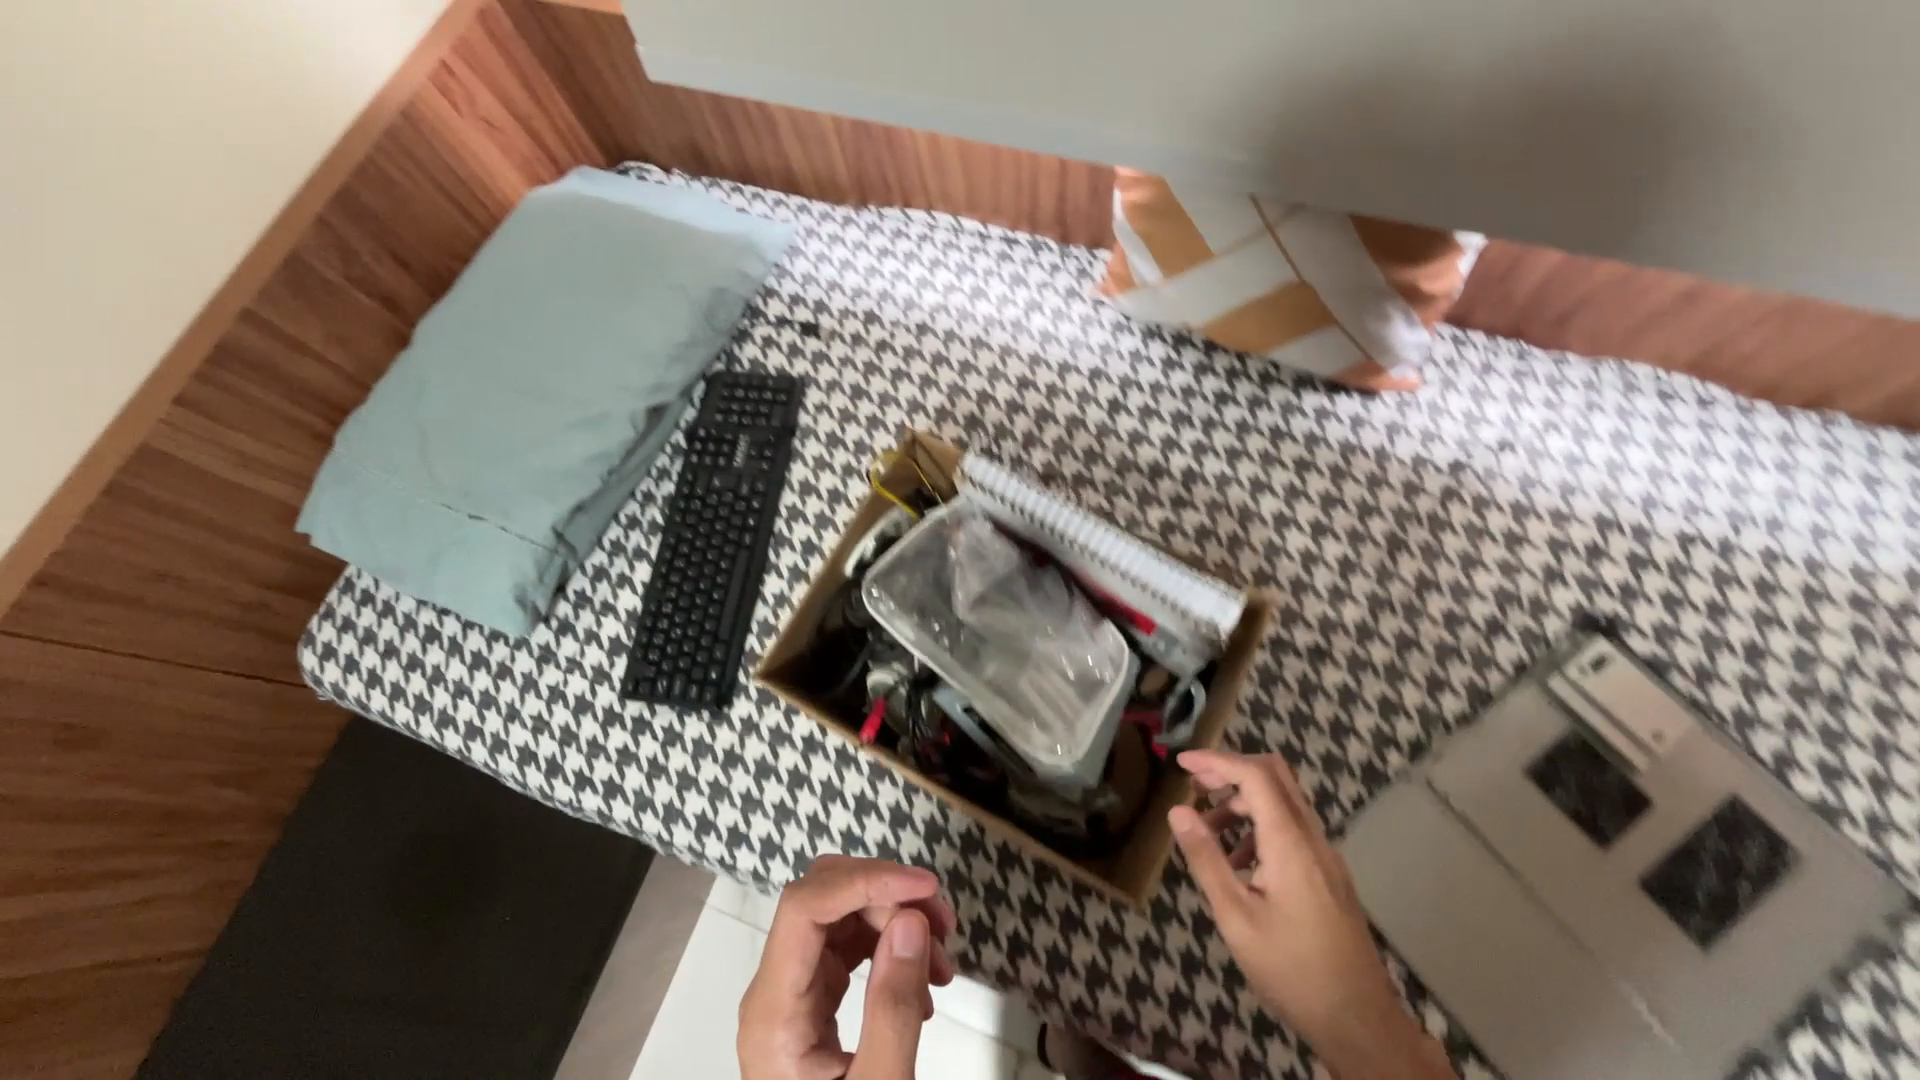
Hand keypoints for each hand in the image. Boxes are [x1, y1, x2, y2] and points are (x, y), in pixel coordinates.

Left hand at [738, 855, 957, 1079]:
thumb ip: (893, 1008)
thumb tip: (910, 919)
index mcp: (773, 1011)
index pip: (804, 908)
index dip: (865, 880)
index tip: (927, 887)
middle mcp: (774, 988)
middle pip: (822, 900)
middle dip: (887, 896)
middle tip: (945, 926)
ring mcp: (792, 992)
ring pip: (840, 917)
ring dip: (896, 919)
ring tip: (944, 963)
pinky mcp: (812, 1000)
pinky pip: (850, 948)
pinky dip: (891, 948)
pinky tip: (925, 984)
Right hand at [1169, 750, 1451, 1079]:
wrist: (1360, 1020)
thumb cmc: (1291, 969)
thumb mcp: (1236, 917)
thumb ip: (1206, 859)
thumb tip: (1178, 811)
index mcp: (1290, 843)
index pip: (1255, 776)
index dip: (1216, 761)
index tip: (1180, 762)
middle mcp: (1313, 839)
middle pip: (1275, 777)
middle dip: (1231, 771)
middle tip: (1194, 785)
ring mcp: (1326, 857)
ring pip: (1284, 804)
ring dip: (1243, 803)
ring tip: (1207, 832)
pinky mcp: (1329, 876)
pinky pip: (1292, 831)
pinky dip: (1260, 828)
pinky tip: (1239, 864)